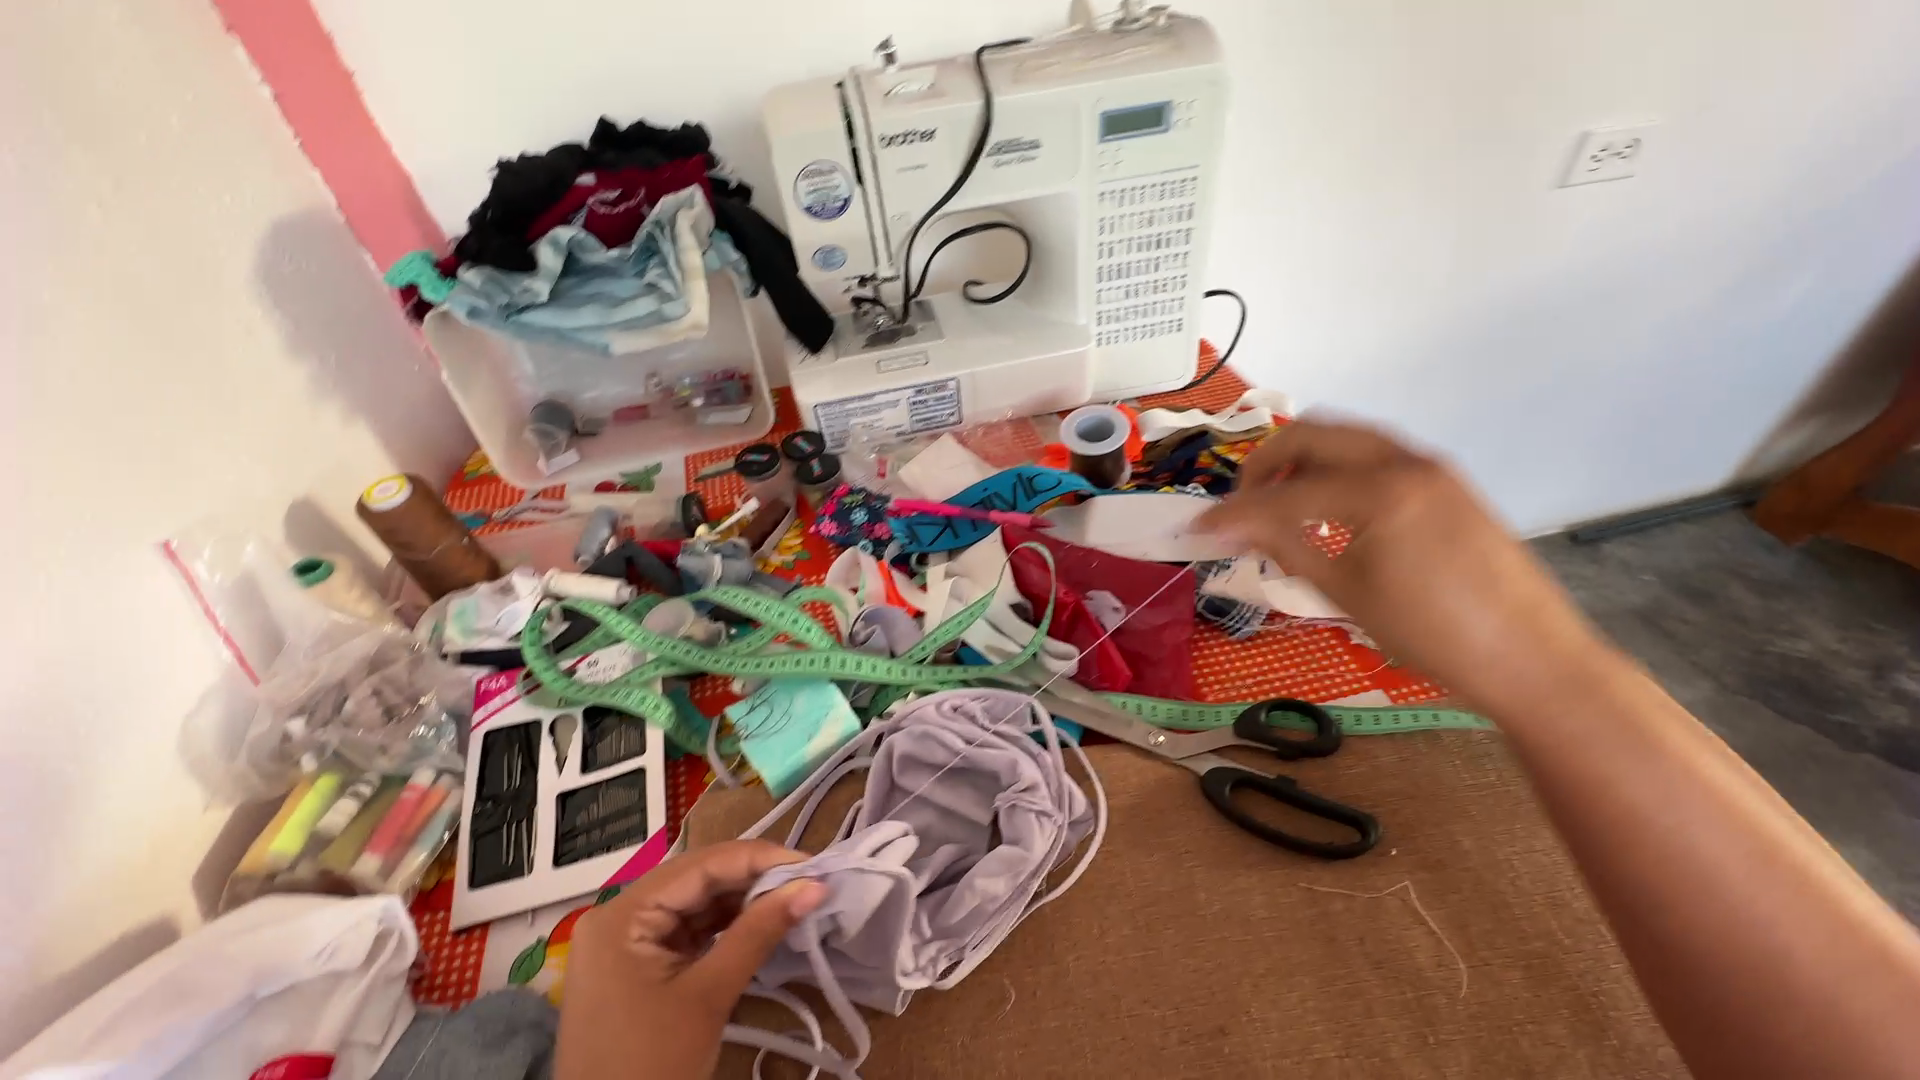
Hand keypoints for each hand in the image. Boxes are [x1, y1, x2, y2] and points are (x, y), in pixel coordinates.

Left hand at [554, 840, 827, 1079]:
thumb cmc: (651, 1067)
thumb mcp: (709, 995)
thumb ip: (760, 931)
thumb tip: (815, 886)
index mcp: (623, 913)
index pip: (702, 865)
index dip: (760, 858)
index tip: (812, 864)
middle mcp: (619, 915)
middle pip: (697, 879)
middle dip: (754, 879)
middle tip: (809, 881)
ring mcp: (626, 941)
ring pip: (696, 903)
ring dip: (743, 902)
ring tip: (794, 899)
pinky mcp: (638, 966)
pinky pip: (688, 930)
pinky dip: (725, 928)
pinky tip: (762, 923)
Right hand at [1197, 419, 1625, 718]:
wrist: (1531, 658)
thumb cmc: (1433, 635)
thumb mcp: (1345, 592)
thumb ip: (1283, 546)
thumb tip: (1230, 527)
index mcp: (1379, 491)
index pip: (1284, 494)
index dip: (1233, 512)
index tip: (1199, 528)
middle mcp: (1405, 460)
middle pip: (1312, 433)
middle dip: (1265, 463)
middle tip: (1242, 506)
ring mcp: (1432, 465)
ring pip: (1346, 436)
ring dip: (1303, 459)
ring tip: (1280, 505)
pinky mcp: (1447, 480)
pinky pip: (1375, 454)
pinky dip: (1339, 468)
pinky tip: (1330, 511)